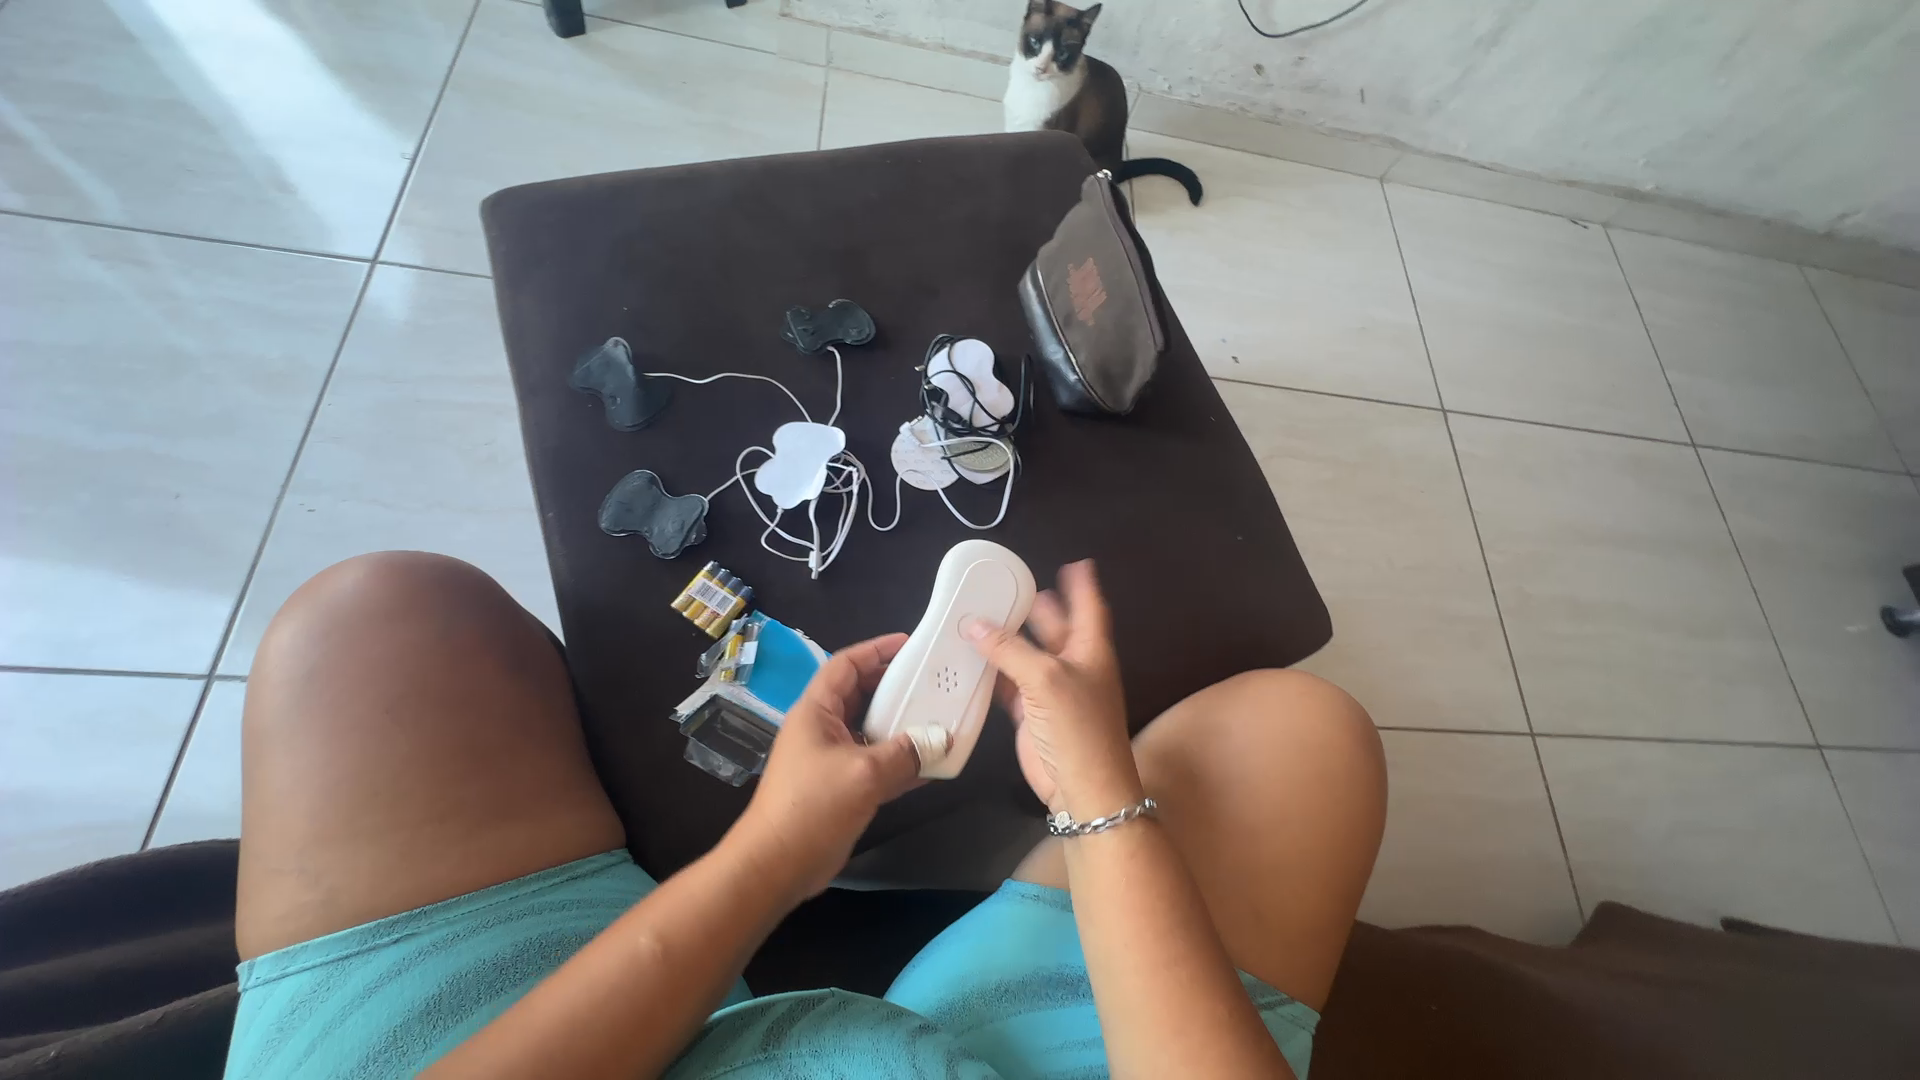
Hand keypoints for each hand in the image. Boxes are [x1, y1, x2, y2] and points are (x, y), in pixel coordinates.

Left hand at [728, 633, 925, 899]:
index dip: (876, 650)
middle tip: (931, 679)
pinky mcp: (841, 787)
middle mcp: (822, 728)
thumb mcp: (863, 773)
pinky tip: (931, 764)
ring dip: (901, 723)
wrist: (776, 867)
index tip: (910, 644)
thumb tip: (942, 739)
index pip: (846, 665)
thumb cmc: (811, 806)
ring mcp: (831, 759)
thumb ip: (906, 753)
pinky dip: (901, 760)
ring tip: (937, 715)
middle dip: (894, 684)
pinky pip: (876, 762)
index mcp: (816, 711)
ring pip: (870, 729)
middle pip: (860, 694)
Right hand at [965, 560, 1141, 816]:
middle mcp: (1074, 665)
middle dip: (1038, 607)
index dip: (1083, 585)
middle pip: (1055, 627)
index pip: (1089, 607)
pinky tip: (974, 658)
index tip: (1075, 563)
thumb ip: (1009, 650)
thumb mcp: (1046, 679)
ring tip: (985, 614)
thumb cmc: (1079, 728)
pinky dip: (994, 672)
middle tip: (1014, 586)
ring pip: (1028, 654)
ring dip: (1009, 639)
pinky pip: (1010, 683)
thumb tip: (976, 626)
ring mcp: (1052, 690)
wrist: (1082, 788)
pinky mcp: (1032, 713)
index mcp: (1091, 650)